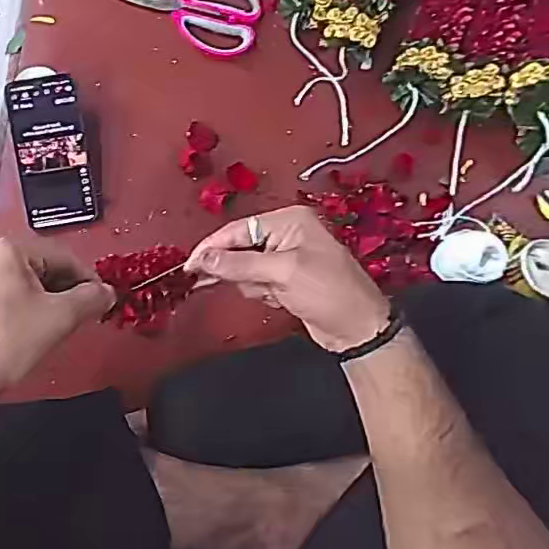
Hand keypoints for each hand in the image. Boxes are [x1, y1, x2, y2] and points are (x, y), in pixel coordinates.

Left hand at [0, 239, 113, 397]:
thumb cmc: (7, 342)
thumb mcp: (61, 316)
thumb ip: (91, 298)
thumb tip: (107, 292)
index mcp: (10, 251)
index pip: (65, 257)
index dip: (89, 280)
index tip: (103, 300)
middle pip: (50, 269)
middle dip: (72, 293)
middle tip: (88, 314)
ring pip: (35, 287)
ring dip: (56, 305)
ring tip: (66, 326)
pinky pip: (19, 300)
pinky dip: (37, 313)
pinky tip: (43, 333)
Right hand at [185, 205, 391, 352]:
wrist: (358, 328)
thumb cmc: (328, 292)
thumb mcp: (282, 273)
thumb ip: (239, 264)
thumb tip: (202, 258)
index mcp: (289, 220)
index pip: (239, 229)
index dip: (212, 247)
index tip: (190, 265)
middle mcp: (287, 233)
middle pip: (240, 247)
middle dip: (236, 269)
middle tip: (219, 282)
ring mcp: (287, 256)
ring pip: (246, 267)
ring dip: (252, 284)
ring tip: (274, 294)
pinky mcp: (287, 278)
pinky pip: (258, 281)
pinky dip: (262, 292)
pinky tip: (279, 300)